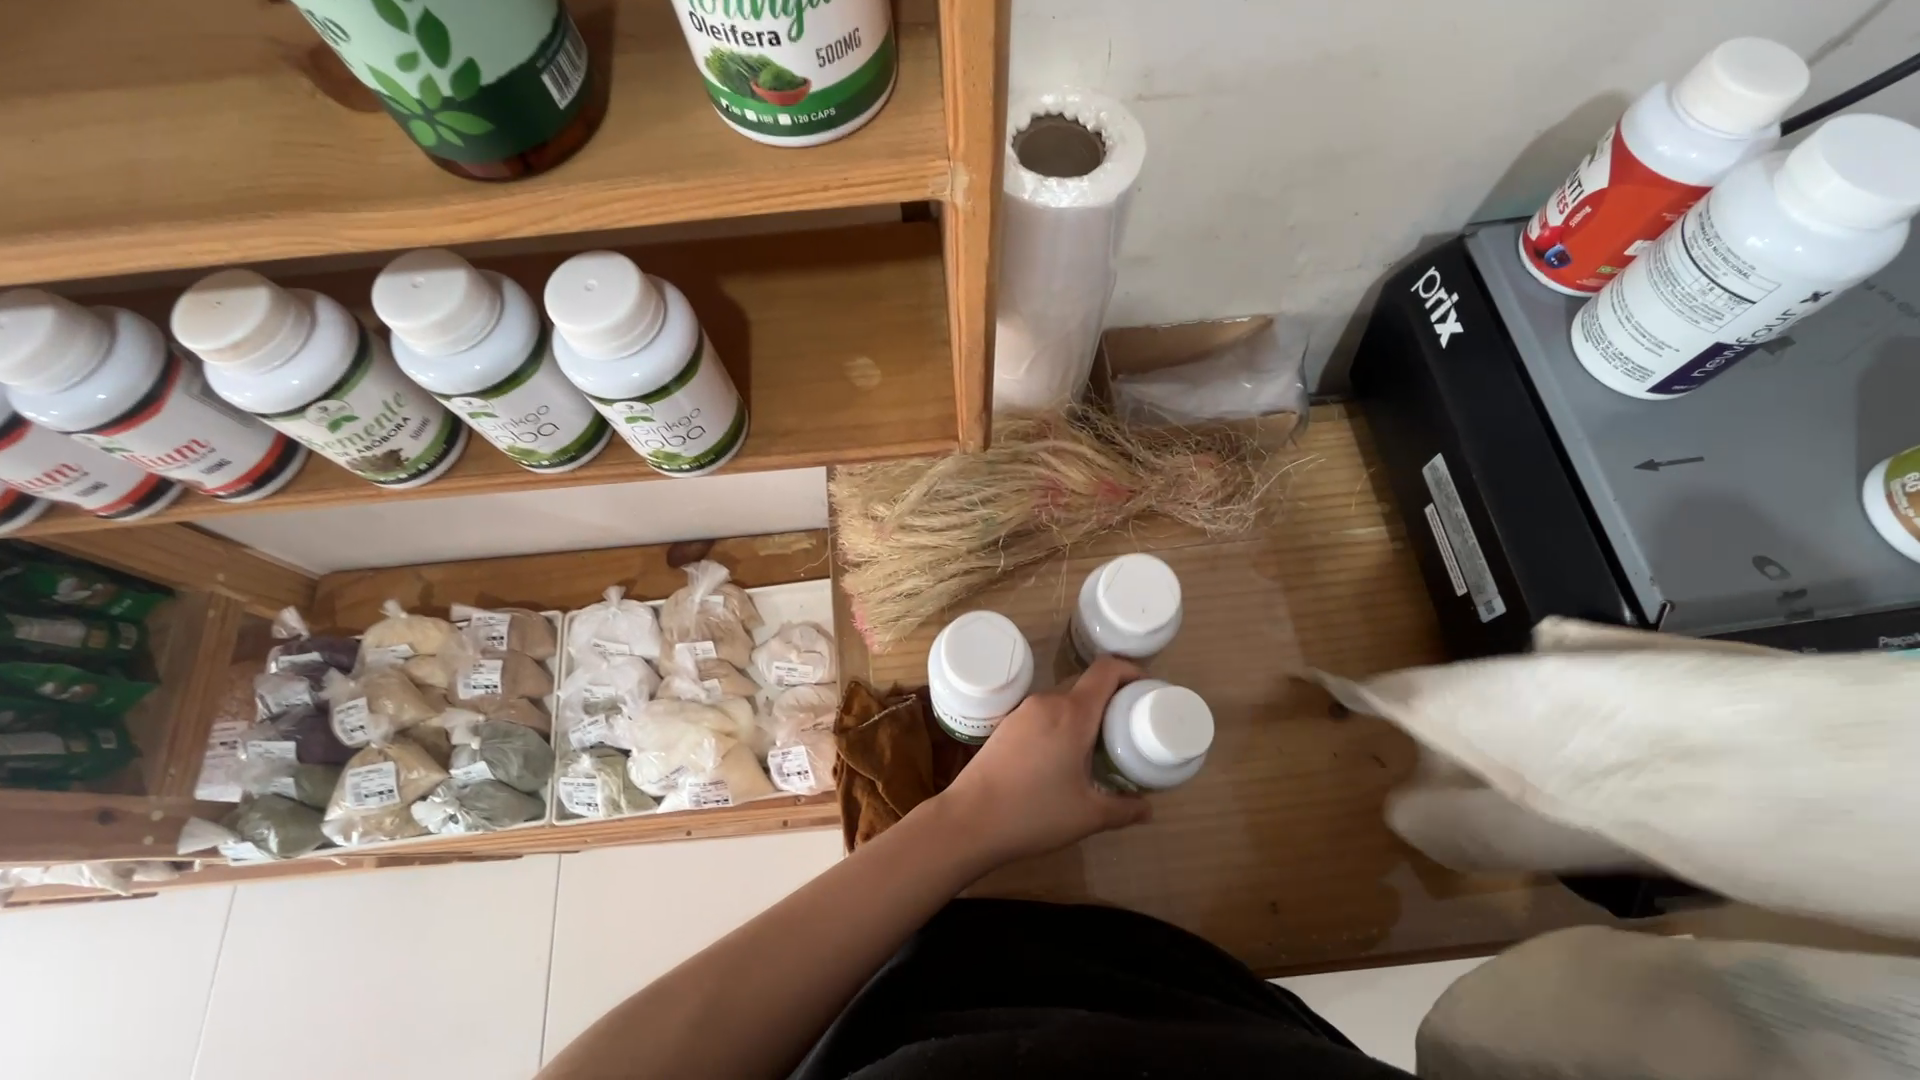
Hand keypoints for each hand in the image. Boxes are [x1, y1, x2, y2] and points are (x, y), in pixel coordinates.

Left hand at [928, 656, 1153, 871]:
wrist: (968, 821)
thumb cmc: (1034, 813)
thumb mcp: (1088, 816)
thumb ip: (1124, 809)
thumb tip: (1148, 808)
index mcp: (1072, 714)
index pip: (1106, 670)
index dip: (1130, 670)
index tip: (1147, 689)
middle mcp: (1046, 703)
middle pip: (1086, 687)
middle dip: (1110, 701)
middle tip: (1128, 728)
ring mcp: (1021, 713)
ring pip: (1063, 702)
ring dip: (1083, 716)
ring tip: (1098, 747)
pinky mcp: (1004, 727)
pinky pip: (1042, 715)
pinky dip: (1060, 726)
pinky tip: (1063, 757)